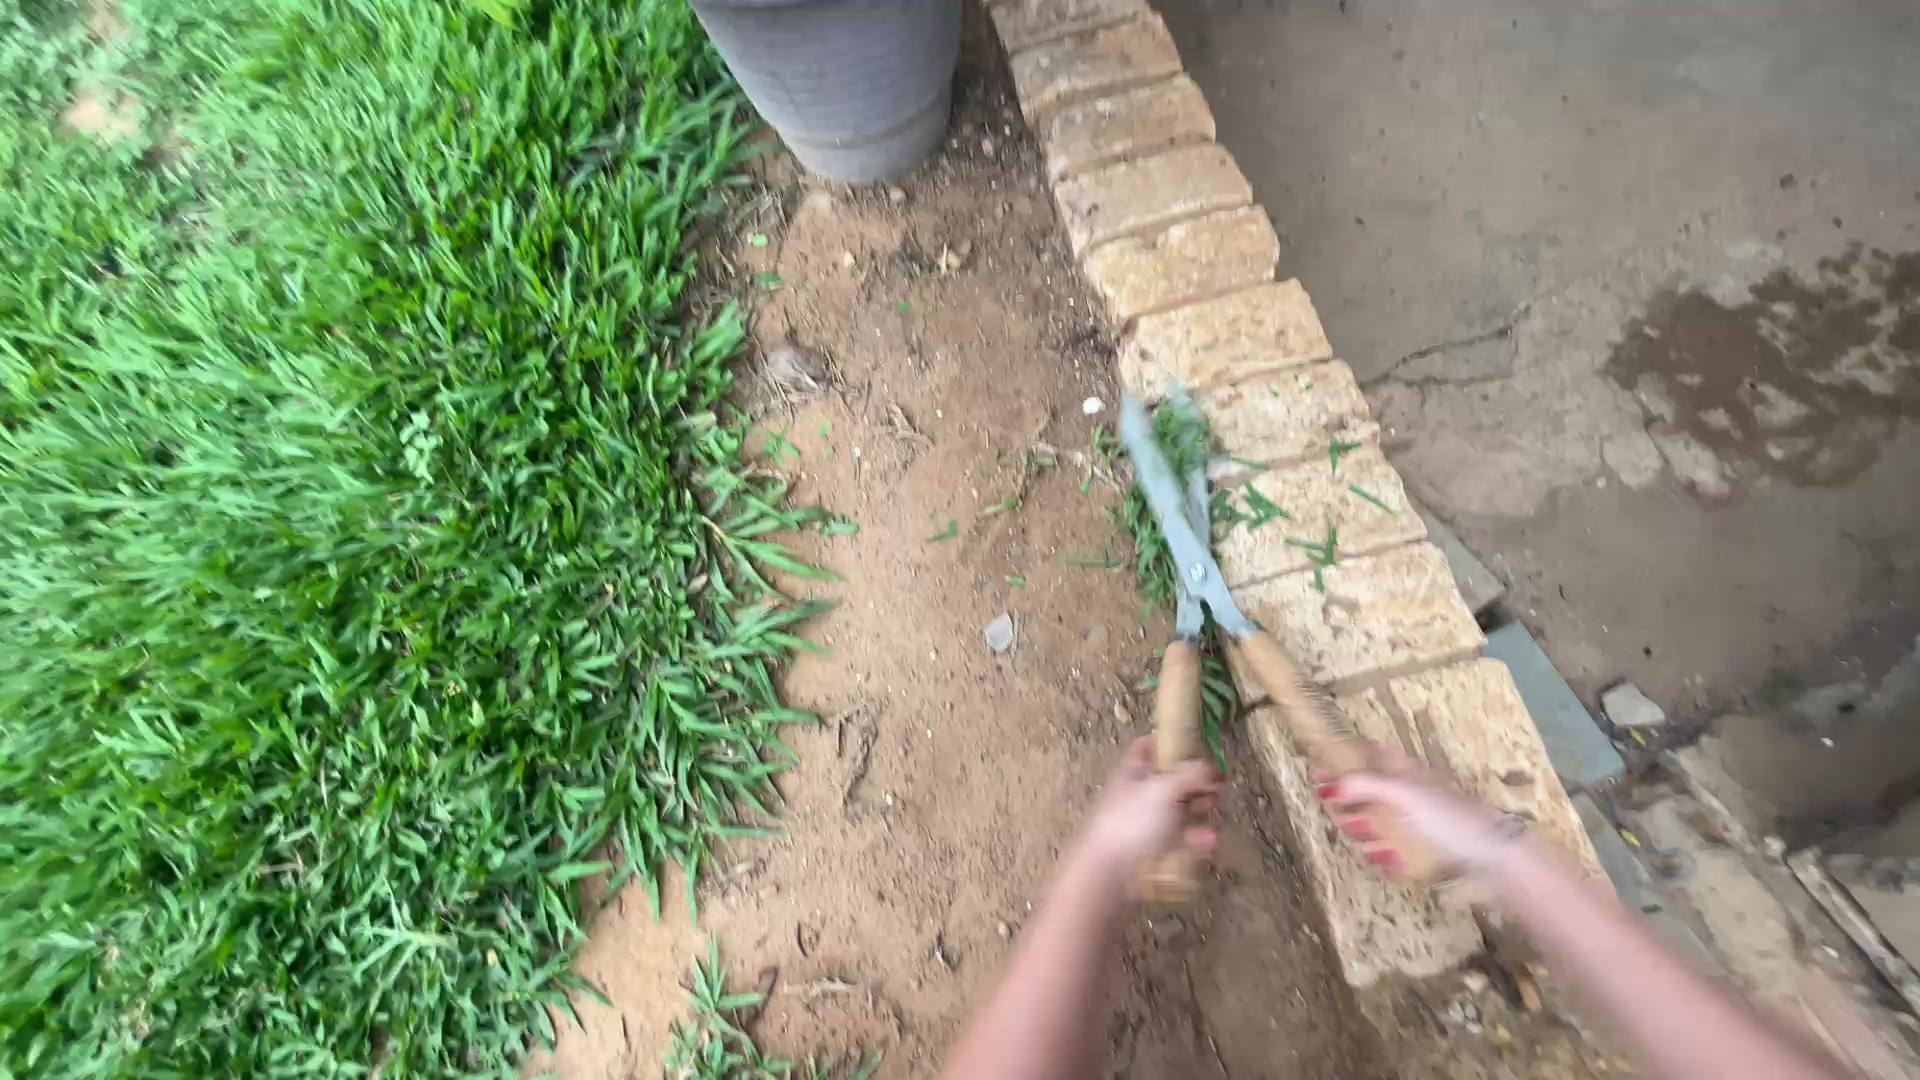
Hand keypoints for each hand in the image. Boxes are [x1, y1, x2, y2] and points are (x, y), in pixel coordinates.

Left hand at [1076, 737, 1221, 892]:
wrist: (1106, 874)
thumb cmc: (1132, 821)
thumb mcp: (1164, 787)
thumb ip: (1191, 774)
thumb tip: (1214, 769)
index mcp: (1132, 771)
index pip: (1148, 746)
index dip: (1171, 743)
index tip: (1198, 750)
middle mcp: (1136, 794)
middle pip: (1170, 781)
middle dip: (1195, 785)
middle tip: (1213, 791)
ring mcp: (1142, 824)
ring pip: (1177, 813)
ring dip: (1198, 814)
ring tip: (1212, 817)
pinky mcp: (1150, 853)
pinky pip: (1178, 842)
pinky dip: (1194, 840)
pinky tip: (1208, 844)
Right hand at [1314, 752, 1515, 876]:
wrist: (1498, 860)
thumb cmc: (1451, 818)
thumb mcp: (1402, 794)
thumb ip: (1363, 785)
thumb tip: (1327, 784)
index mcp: (1403, 770)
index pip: (1364, 756)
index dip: (1340, 763)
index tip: (1318, 777)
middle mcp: (1407, 792)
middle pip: (1364, 793)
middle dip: (1351, 807)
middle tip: (1348, 819)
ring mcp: (1416, 822)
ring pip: (1375, 824)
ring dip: (1367, 836)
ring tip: (1372, 845)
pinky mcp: (1425, 850)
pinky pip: (1392, 851)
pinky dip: (1386, 858)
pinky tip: (1388, 863)